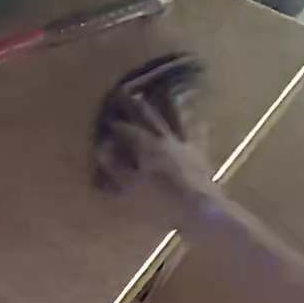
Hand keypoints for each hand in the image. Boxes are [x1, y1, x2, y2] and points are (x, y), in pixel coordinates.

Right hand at [106, 96, 227, 225]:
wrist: (200, 210)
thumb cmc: (160, 201)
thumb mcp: (130, 187)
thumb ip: (115, 167)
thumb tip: (102, 148)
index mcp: (147, 145)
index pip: (126, 130)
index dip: (114, 124)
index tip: (104, 119)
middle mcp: (167, 139)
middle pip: (151, 117)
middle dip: (137, 106)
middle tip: (128, 93)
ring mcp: (186, 145)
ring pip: (177, 119)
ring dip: (170, 106)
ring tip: (168, 92)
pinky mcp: (201, 155)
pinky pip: (199, 135)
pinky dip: (198, 125)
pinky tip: (201, 119)